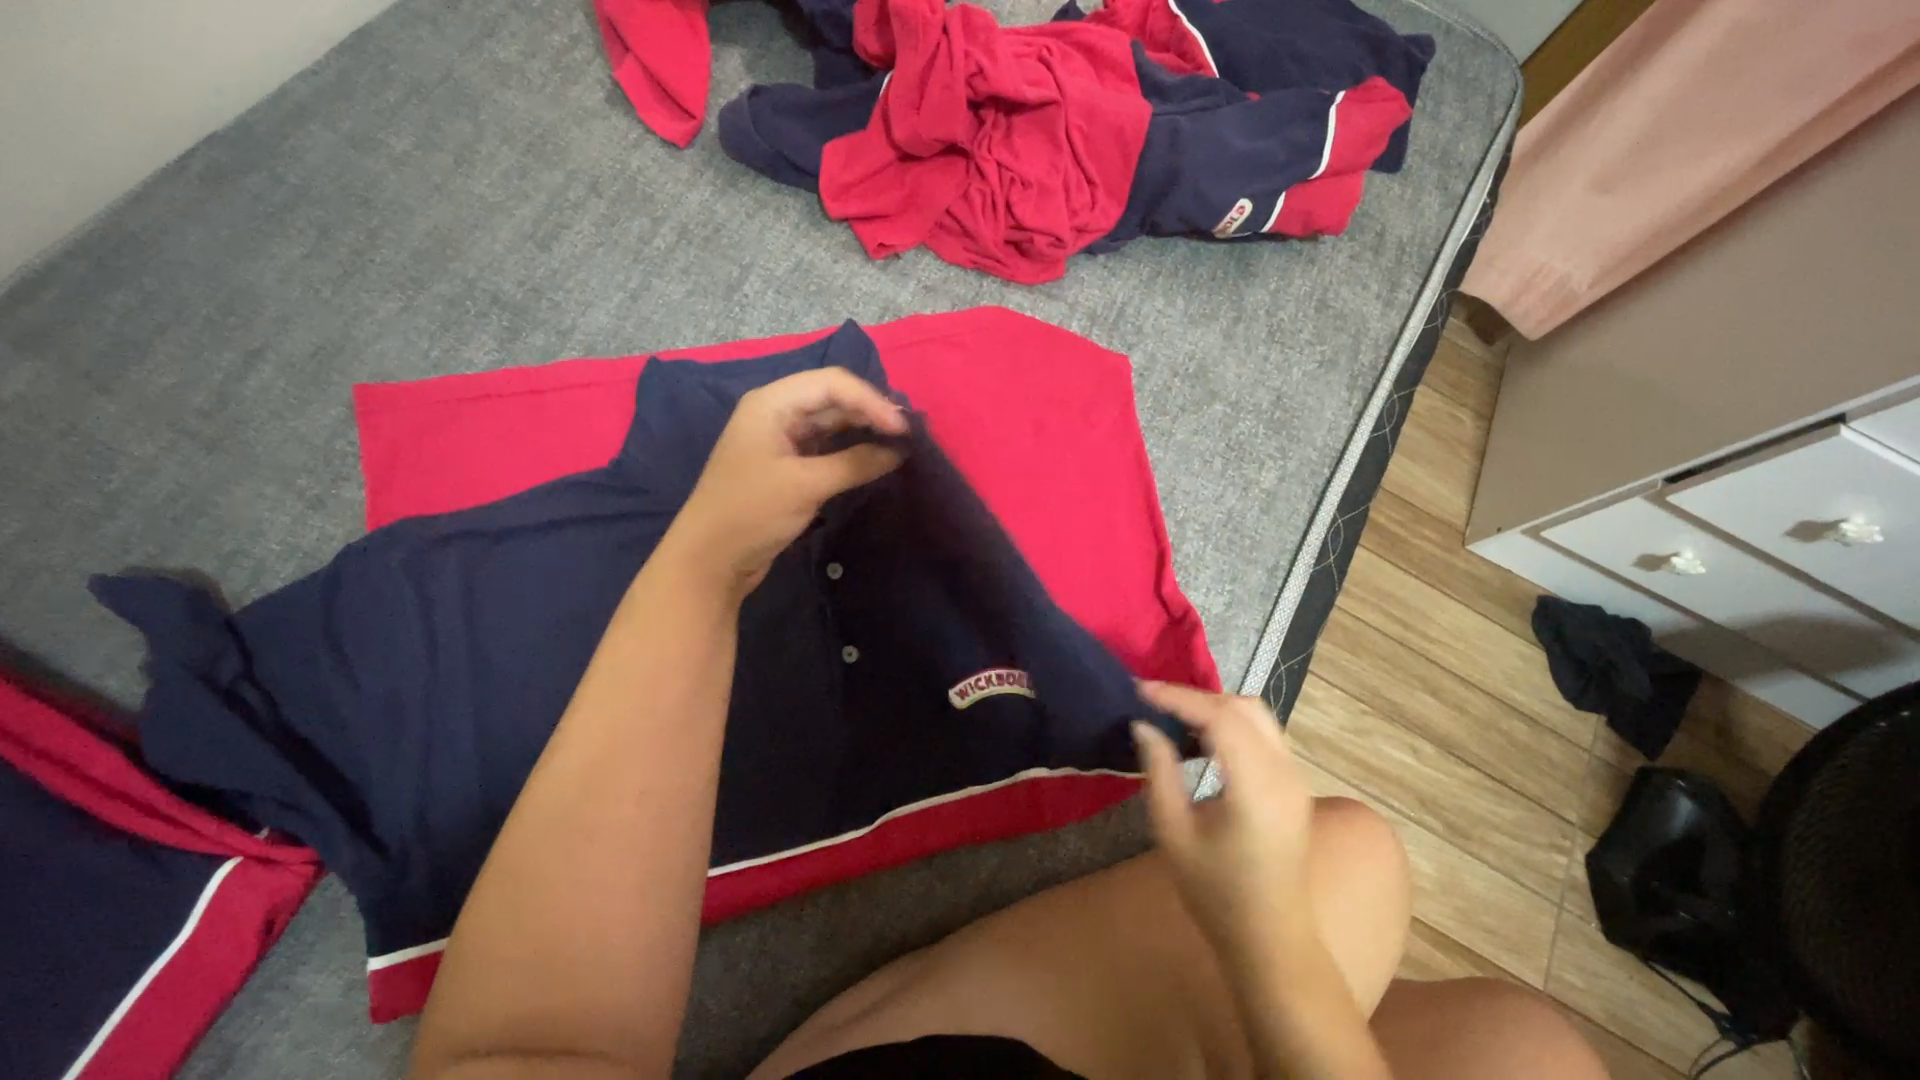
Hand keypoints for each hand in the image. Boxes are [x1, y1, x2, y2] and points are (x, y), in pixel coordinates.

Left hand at [662, 367, 907, 592]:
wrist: (710, 560)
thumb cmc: (752, 513)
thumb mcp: (807, 485)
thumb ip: (856, 462)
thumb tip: (899, 451)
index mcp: (772, 403)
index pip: (832, 383)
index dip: (872, 401)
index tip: (903, 429)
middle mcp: (776, 412)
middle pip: (832, 397)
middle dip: (870, 412)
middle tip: (908, 435)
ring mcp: (780, 439)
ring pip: (831, 422)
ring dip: (863, 430)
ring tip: (899, 445)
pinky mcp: (786, 465)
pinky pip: (825, 446)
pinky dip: (850, 450)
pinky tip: (875, 459)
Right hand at [1132, 682, 1317, 957]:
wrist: (1269, 937)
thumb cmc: (1214, 892)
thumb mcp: (1173, 833)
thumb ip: (1159, 772)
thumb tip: (1144, 726)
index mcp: (1255, 786)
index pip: (1220, 717)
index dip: (1179, 697)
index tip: (1140, 690)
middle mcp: (1284, 773)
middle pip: (1244, 707)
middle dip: (1197, 697)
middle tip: (1154, 702)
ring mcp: (1296, 778)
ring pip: (1259, 715)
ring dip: (1217, 707)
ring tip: (1174, 717)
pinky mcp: (1295, 785)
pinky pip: (1265, 735)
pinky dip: (1233, 723)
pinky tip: (1202, 739)